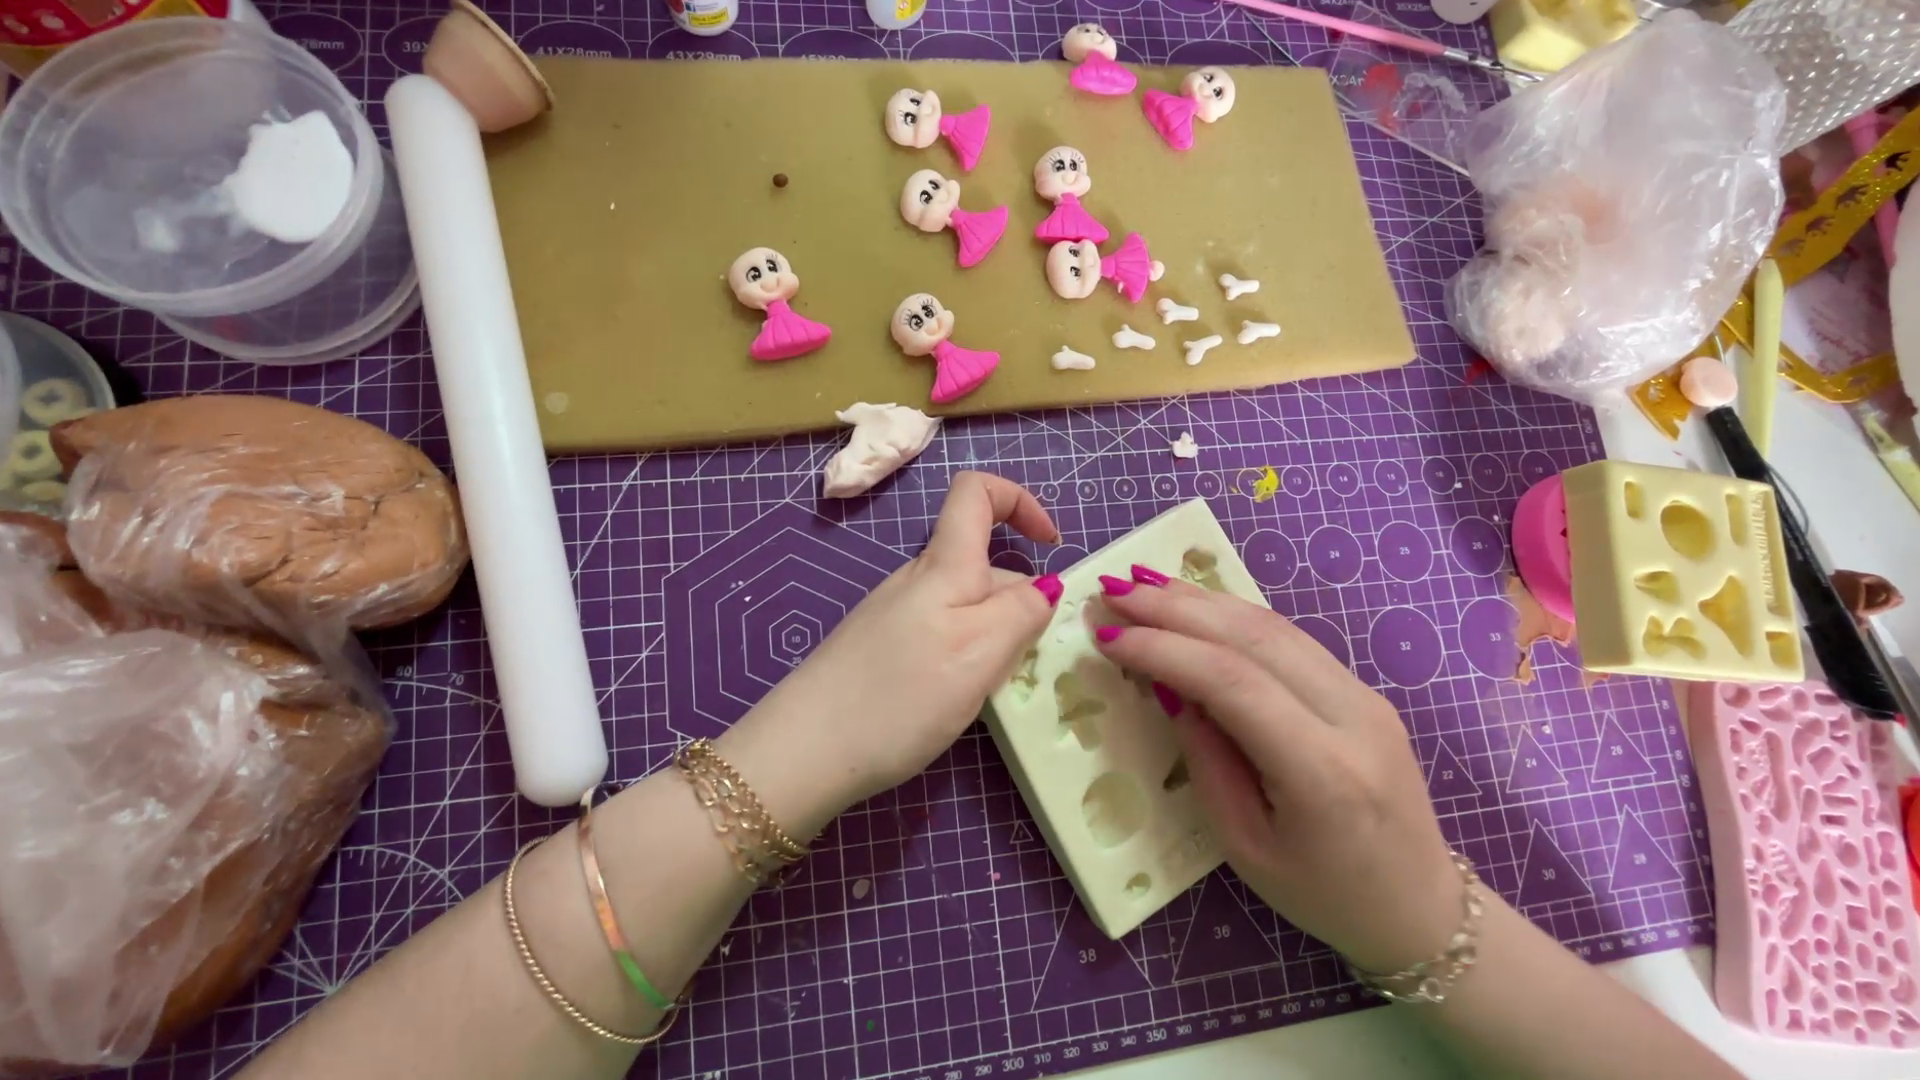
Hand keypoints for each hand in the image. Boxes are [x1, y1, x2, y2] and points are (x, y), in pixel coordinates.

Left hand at [740, 473, 1061, 810]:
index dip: (1019, 501)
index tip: (1049, 545)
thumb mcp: (978, 652)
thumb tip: (1046, 585)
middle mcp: (916, 580)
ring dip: (994, 636)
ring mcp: (895, 615)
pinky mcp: (881, 648)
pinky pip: (940, 634)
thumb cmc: (899, 697)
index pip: (975, 492)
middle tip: (1025, 662)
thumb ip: (1020, 612)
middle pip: (981, 563)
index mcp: (942, 566)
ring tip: (989, 691)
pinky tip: (954, 701)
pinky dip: (964, 657)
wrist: (804, 751)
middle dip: (1018, 601)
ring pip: (964, 606)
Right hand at [1092, 571, 1460, 973]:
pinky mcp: (1362, 688)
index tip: (1108, 636)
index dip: (1165, 650)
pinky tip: (1196, 603)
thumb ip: (1206, 758)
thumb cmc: (1322, 895)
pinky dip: (1234, 614)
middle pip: (1253, 638)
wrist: (1419, 906)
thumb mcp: (1244, 844)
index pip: (1233, 683)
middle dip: (1175, 608)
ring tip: (1143, 585)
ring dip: (1202, 600)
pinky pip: (1290, 638)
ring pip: (1273, 625)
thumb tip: (1169, 686)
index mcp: (1323, 771)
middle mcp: (1353, 716)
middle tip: (1115, 589)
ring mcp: (1365, 694)